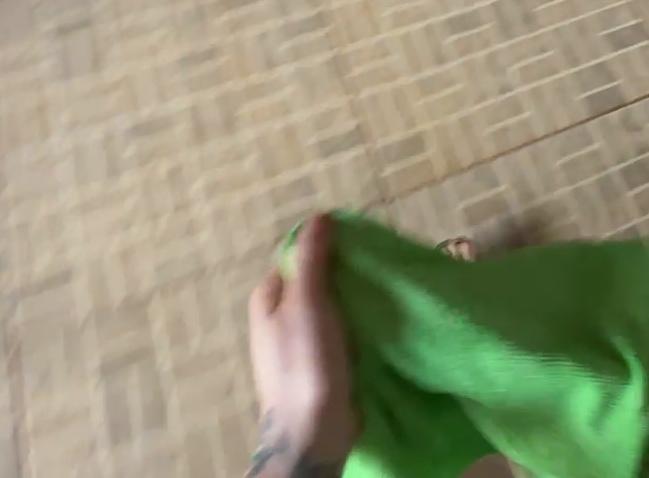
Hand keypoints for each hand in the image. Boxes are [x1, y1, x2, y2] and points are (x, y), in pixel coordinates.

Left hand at [247, 214, 356, 476]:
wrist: (313, 433)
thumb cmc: (305, 361)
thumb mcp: (307, 301)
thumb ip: (312, 258)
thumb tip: (320, 216)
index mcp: (268, 297)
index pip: (299, 255)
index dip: (328, 246)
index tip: (359, 245)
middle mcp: (279, 317)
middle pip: (316, 279)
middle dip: (344, 273)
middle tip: (374, 269)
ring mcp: (299, 342)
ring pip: (331, 305)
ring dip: (353, 300)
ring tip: (380, 293)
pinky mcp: (320, 362)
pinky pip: (340, 330)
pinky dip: (356, 324)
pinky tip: (375, 322)